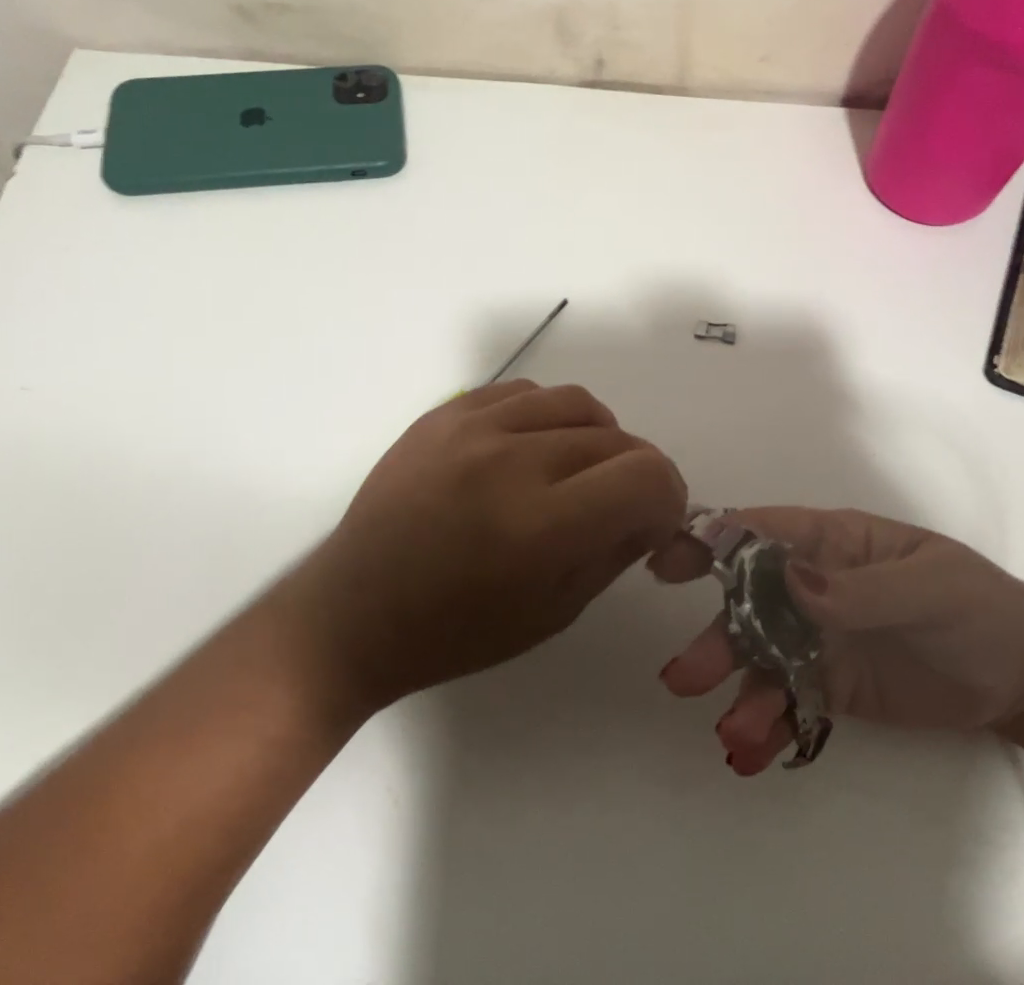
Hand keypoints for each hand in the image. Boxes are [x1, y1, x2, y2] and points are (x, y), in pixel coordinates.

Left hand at [265, 381, 687, 715]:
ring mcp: (471, 429)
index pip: (647, 476)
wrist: (355, 613)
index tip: (654, 523)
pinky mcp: (441, 415)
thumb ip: (614, 551)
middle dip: (634, 475)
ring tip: (576, 474)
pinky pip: (523, 392)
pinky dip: (546, 419)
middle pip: (616, 438)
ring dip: (596, 438)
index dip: (668, 500)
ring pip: (575, 403)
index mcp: (542, 526)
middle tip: (616, 509)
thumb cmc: (457, 632)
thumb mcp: (554, 612)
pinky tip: (531, 452)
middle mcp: (511, 462)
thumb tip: (652, 511)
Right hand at [649, 507, 1023, 774]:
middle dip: (715, 638)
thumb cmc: (984, 612)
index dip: (710, 542)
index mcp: (834, 545)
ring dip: (738, 693)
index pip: (761, 534)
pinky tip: (749, 754)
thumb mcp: (934, 589)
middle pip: (747, 606)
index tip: (666, 564)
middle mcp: (813, 590)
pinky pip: (785, 703)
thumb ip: (863, 589)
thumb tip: (792, 582)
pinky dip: (765, 726)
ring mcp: (817, 641)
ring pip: (760, 661)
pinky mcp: (828, 689)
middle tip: (683, 678)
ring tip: (733, 733)